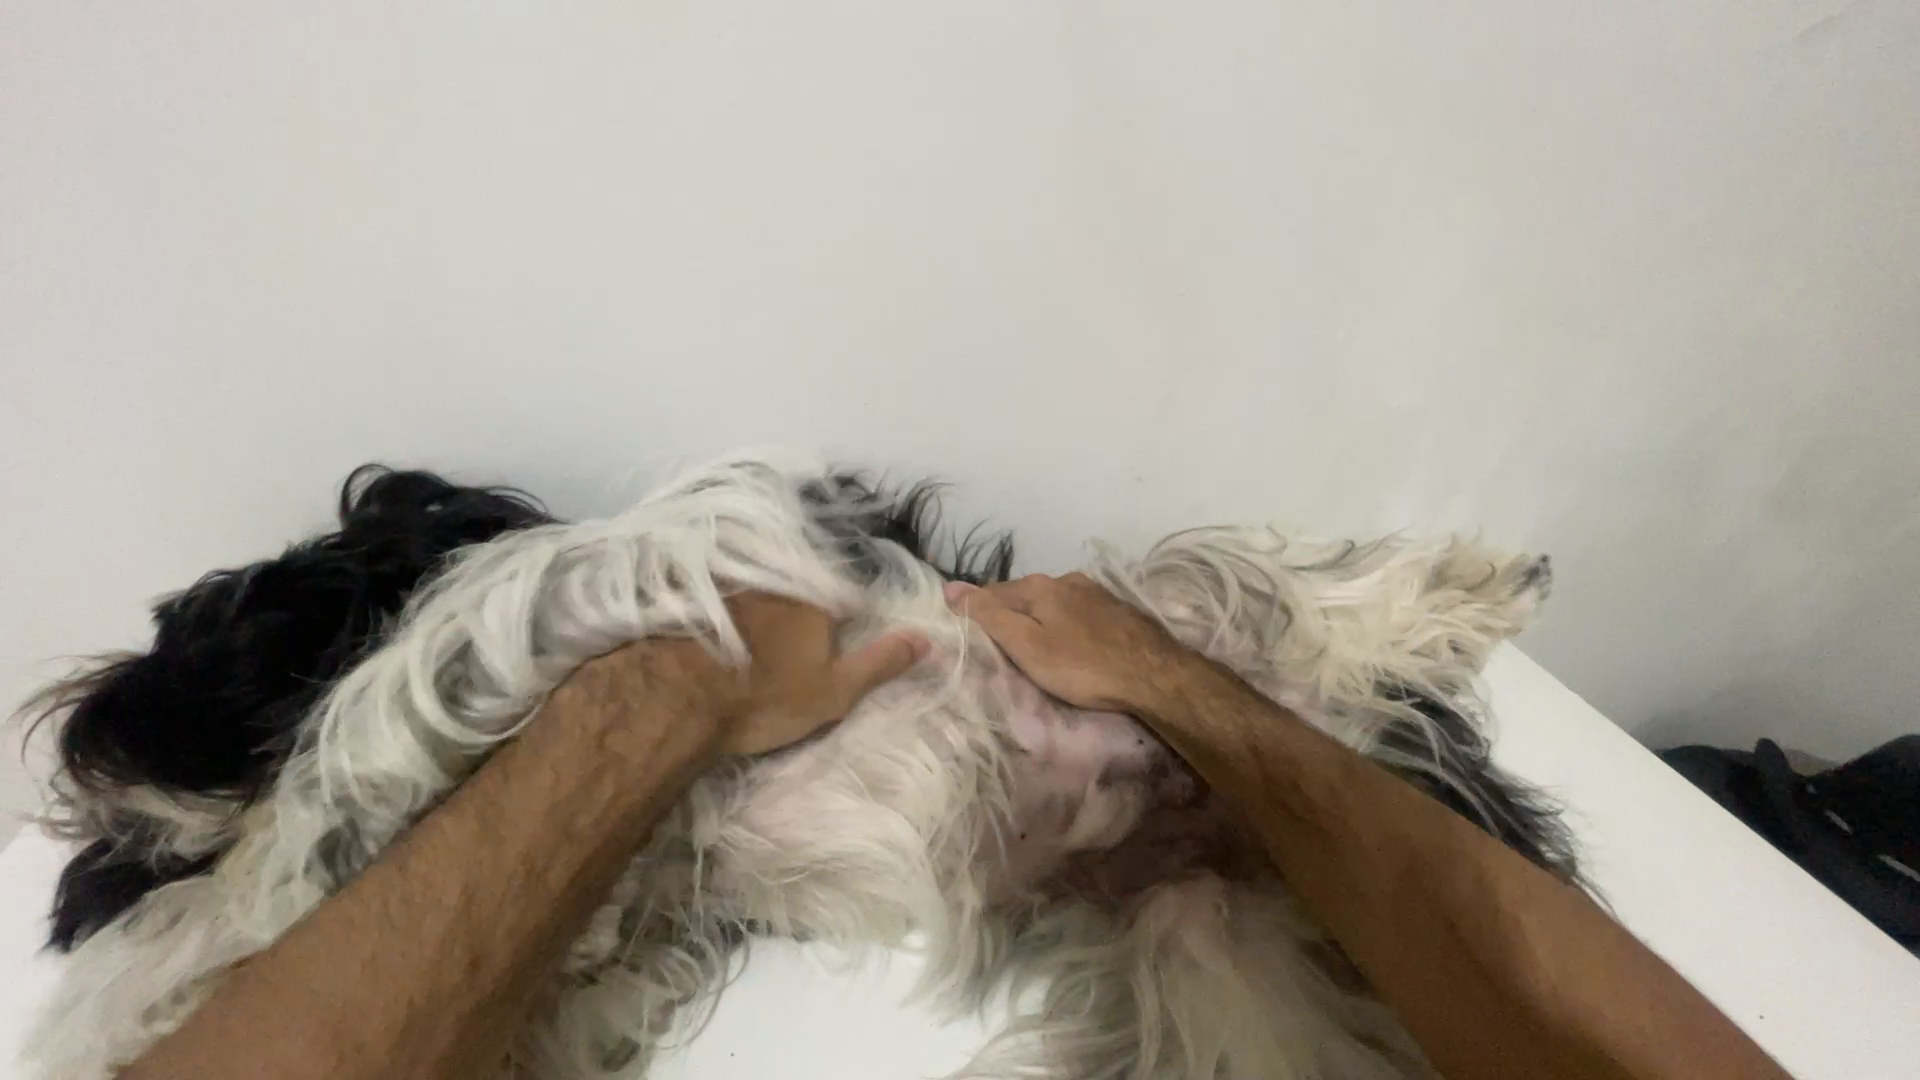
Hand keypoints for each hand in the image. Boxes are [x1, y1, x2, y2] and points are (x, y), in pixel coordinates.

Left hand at [710, 593, 929, 754]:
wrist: (676, 698)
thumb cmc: (765, 698)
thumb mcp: (835, 692)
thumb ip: (880, 663)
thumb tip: (926, 637)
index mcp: (818, 601)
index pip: (845, 597)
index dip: (843, 619)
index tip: (831, 643)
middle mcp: (781, 580)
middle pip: (802, 587)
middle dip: (801, 608)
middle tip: (788, 645)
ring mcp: (736, 584)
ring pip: (762, 587)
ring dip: (762, 605)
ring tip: (752, 638)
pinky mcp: (697, 595)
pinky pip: (722, 593)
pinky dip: (725, 608)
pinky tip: (715, 629)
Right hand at [944, 573, 1187, 714]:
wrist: (1155, 676)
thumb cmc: (1082, 666)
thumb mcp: (1026, 646)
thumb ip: (988, 617)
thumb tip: (950, 587)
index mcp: (1038, 587)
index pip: (991, 593)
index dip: (976, 613)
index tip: (968, 636)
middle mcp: (1065, 580)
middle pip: (1023, 596)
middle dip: (1009, 615)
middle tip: (1000, 647)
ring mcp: (1094, 592)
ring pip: (1052, 603)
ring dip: (1039, 619)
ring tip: (1034, 647)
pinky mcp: (1116, 609)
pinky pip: (1077, 612)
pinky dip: (1065, 624)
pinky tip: (1071, 643)